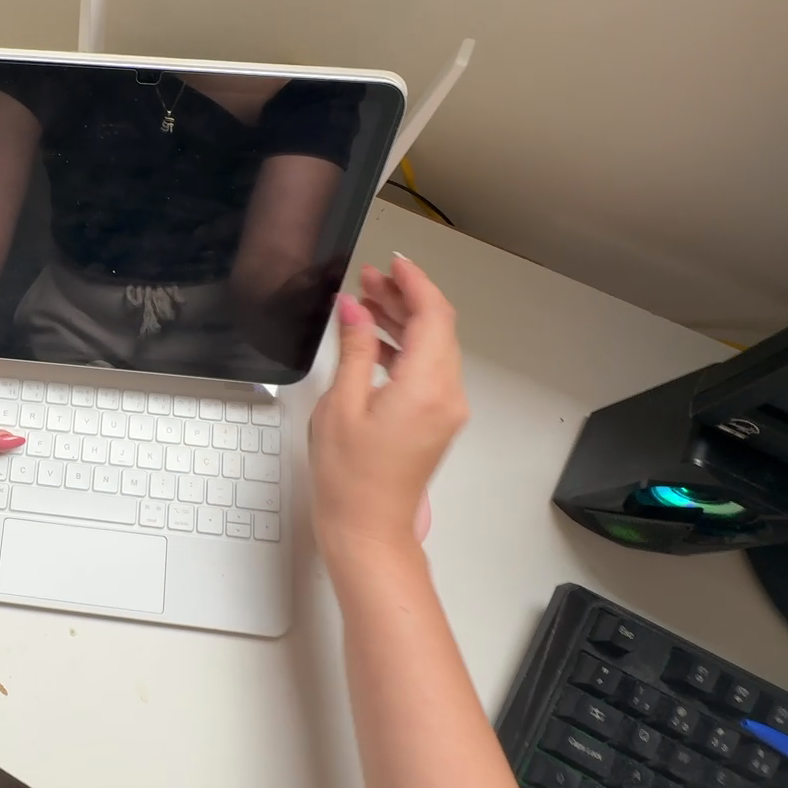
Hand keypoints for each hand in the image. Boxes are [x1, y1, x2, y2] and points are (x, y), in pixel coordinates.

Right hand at [309, 254, 467, 564]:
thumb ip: (352, 350)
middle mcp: (446, 395)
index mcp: (426, 387)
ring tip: (364, 303)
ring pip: (431, 348)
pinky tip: (371, 342)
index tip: (393, 263)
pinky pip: (426, 370)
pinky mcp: (434, 420)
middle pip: (436, 329)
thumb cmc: (350, 476)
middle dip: (404, 298)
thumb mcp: (341, 404)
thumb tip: (352, 310)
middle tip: (368, 279)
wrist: (367, 525)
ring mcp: (444, 409)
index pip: (433, 317)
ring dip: (402, 321)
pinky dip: (401, 348)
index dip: (414, 283)